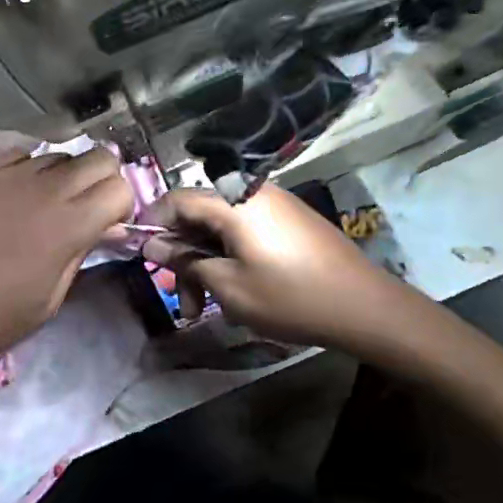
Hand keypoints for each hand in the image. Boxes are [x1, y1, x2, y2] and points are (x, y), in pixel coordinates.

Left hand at [0, 147, 134, 385]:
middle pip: (99, 157)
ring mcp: (4, 172)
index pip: (121, 186)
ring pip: (57, 155)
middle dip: (102, 181)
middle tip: (83, 211)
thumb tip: (104, 225)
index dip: (121, 205)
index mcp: (68, 224)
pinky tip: (6, 200)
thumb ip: (82, 251)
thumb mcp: (50, 300)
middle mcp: (43, 187)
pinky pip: (17, 155)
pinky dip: (23, 172)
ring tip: (38, 209)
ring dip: (61, 178)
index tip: (108, 225)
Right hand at [141, 185, 415, 352]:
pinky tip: (236, 292)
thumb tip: (151, 245)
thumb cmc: (289, 296)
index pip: (177, 198)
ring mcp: (273, 204)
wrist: (362, 304)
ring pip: (222, 228)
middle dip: (183, 258)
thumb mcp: (229, 285)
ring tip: (207, 310)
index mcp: (233, 200)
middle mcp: (250, 192)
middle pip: (199, 215)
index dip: (152, 223)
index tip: (140, 255)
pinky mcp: (289, 219)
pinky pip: (245, 230)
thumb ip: (185, 261)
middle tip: (182, 303)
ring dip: (207, 264)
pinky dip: (231, 257)